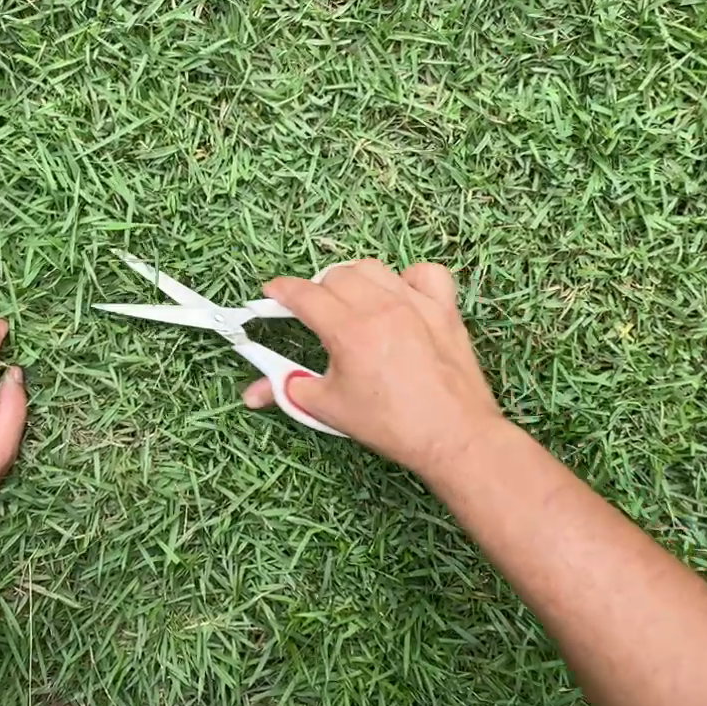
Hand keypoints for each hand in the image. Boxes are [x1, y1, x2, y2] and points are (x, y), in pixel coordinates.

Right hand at [244, 259, 507, 477]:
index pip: (303, 294)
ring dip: (353, 280)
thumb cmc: (389, 424)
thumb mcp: (328, 407)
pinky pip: (425, 274)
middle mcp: (381, 308)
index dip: (280, 291)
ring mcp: (416, 304)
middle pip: (335, 275)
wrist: (454, 437)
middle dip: (316, 290)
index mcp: (349, 330)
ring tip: (349, 303)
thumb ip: (286, 390)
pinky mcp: (445, 310)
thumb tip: (252, 394)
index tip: (271, 295)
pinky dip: (408, 279)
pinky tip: (399, 299)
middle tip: (312, 313)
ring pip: (372, 268)